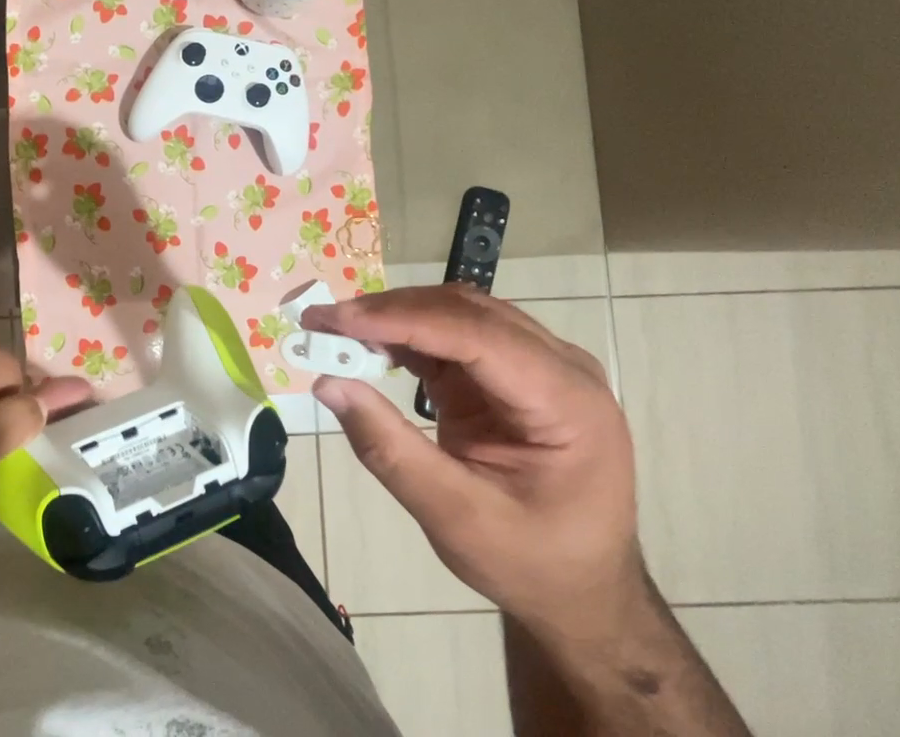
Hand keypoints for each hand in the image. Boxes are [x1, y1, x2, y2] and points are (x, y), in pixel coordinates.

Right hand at [307, 285, 643, 641]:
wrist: (579, 589)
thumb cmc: (529, 560)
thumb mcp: (455, 516)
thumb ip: (390, 450)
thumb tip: (326, 384)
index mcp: (567, 403)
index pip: (478, 336)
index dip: (403, 320)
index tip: (335, 321)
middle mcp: (560, 370)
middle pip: (467, 313)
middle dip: (390, 310)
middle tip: (320, 322)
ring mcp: (536, 368)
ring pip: (457, 315)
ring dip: (394, 317)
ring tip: (334, 332)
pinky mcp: (508, 376)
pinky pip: (452, 338)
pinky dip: (405, 337)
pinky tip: (366, 346)